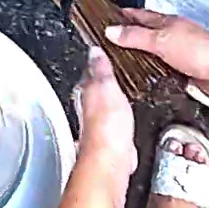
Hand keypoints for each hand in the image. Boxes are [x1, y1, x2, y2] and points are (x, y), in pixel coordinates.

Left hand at [74, 46, 135, 181]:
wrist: (112, 156)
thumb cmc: (107, 125)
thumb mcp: (106, 87)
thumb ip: (101, 69)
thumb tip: (94, 51)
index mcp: (85, 92)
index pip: (88, 72)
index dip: (96, 63)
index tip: (101, 55)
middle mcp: (88, 107)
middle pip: (94, 89)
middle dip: (101, 81)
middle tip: (109, 71)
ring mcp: (98, 123)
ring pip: (103, 105)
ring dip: (109, 98)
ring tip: (117, 90)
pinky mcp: (110, 136)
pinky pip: (113, 119)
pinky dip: (117, 115)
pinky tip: (123, 115)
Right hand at [106, 8, 208, 104]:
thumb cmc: (200, 51)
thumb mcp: (161, 41)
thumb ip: (135, 36)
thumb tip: (110, 30)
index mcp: (168, 22)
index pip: (141, 15)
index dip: (125, 14)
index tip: (108, 16)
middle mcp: (175, 35)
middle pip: (148, 31)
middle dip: (131, 33)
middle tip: (112, 38)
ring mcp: (182, 52)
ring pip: (156, 50)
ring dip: (142, 52)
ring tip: (123, 58)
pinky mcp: (187, 70)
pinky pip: (164, 67)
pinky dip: (153, 68)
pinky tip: (146, 74)